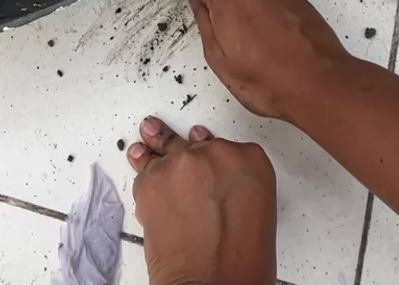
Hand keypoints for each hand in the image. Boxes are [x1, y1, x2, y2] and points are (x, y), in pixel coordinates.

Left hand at [127, 116, 275, 284]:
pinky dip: (143, 171)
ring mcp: (183, 162)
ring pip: (168, 146)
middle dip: (191, 155)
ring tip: (151, 133)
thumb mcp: (258, 215)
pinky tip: (139, 158)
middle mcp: (217, 153)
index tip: (210, 166)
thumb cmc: (240, 265)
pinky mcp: (154, 179)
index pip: (231, 147)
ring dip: (159, 145)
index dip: (216, 160)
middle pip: (198, 143)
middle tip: (182, 155)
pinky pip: (145, 168)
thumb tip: (217, 188)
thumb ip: (238, 188)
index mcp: (252, 161)